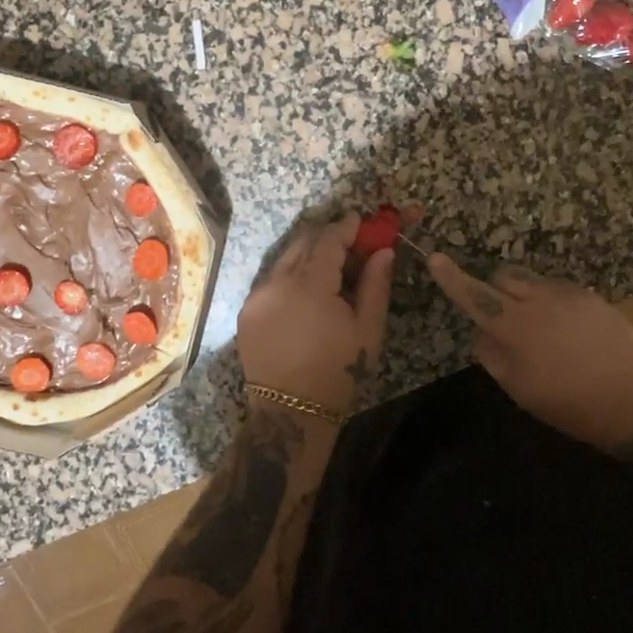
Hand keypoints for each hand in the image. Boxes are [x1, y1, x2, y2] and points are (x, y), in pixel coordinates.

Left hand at [237, 213, 394, 415]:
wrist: (291, 412)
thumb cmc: (338, 372)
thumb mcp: (367, 329)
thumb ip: (375, 284)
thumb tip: (384, 251)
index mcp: (309, 284)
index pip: (328, 239)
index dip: (347, 226)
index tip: (362, 220)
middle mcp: (276, 281)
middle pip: (303, 242)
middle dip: (328, 236)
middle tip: (352, 241)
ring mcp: (257, 295)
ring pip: (285, 258)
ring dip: (309, 254)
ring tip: (333, 267)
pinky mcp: (247, 310)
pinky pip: (272, 278)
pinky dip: (292, 273)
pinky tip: (309, 289)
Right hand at [428, 254, 632, 448]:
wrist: (632, 401)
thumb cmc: (568, 404)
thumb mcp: (520, 390)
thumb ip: (492, 355)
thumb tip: (482, 332)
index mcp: (515, 327)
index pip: (475, 295)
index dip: (452, 278)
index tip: (434, 258)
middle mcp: (540, 301)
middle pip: (504, 276)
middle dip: (494, 289)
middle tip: (501, 316)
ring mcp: (569, 294)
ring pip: (532, 280)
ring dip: (524, 294)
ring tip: (538, 325)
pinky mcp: (592, 296)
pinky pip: (559, 288)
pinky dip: (550, 301)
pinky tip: (566, 329)